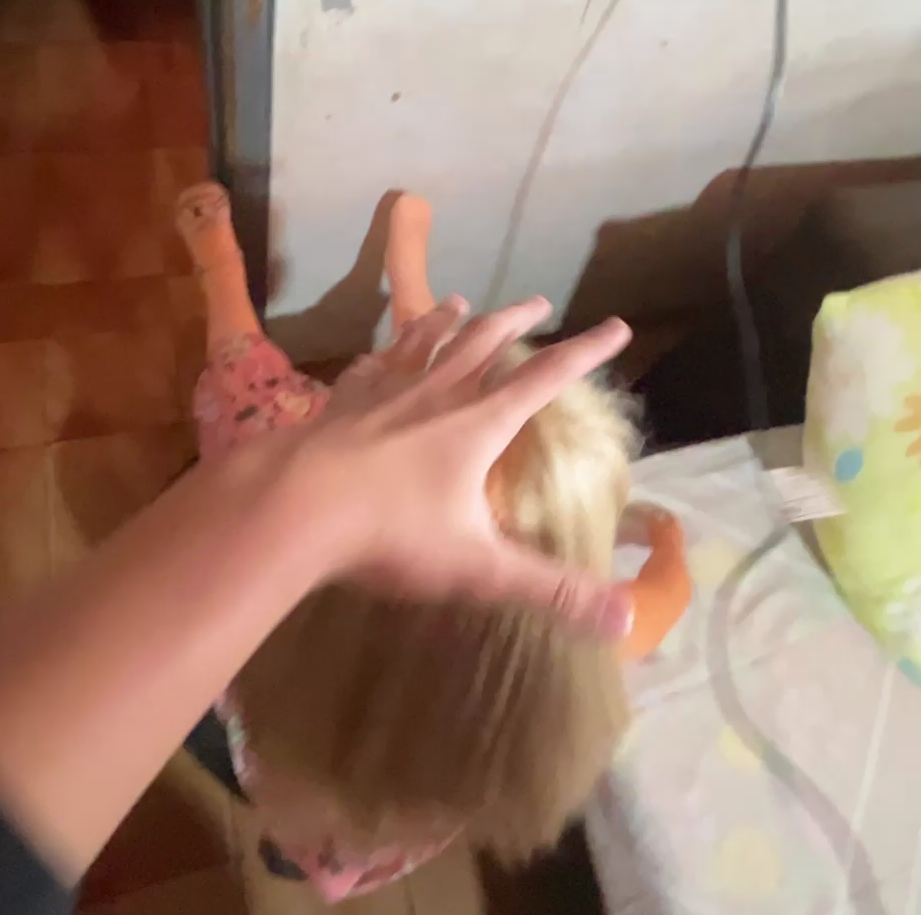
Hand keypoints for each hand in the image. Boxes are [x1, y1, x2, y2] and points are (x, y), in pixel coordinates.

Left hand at [263, 295, 635, 638]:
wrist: (295, 507)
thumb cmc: (391, 534)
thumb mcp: (478, 567)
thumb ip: (551, 591)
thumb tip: (625, 620)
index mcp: (476, 425)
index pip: (545, 378)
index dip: (585, 352)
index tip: (617, 326)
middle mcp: (435, 395)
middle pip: (484, 343)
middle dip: (516, 320)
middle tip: (538, 302)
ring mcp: (384, 392)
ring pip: (425, 342)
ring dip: (448, 319)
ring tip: (461, 300)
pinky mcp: (342, 402)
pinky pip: (370, 366)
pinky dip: (384, 352)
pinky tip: (380, 351)